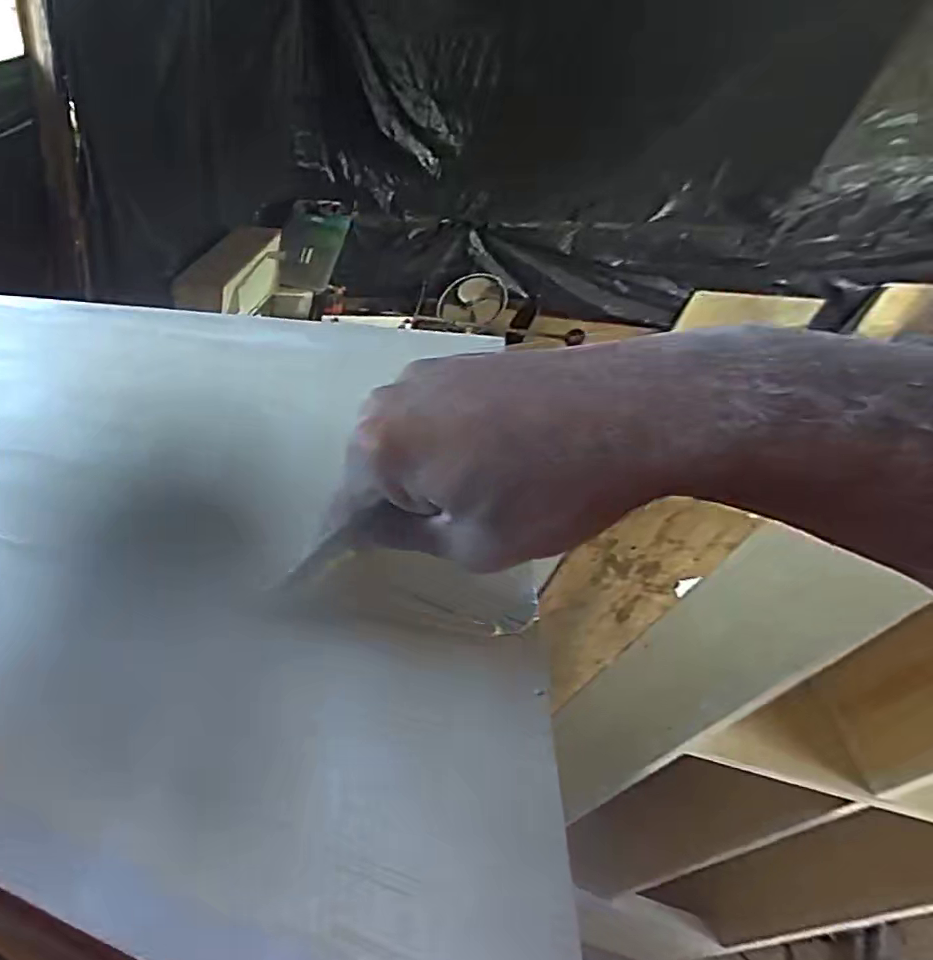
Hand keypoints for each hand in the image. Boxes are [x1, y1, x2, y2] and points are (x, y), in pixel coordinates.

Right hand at [327, 329, 773, 571]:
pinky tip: (496, 446)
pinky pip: (426, 413)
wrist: (660, 407)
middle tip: (450, 517)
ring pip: (396, 439)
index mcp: (375, 449)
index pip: (343, 509)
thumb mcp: (475, 545)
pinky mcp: (455, 361)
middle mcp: (382, 404)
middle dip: (395, 496)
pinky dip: (445, 434)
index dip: (355, 538)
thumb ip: (404, 539)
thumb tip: (370, 530)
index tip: (371, 554)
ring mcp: (419, 376)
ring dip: (421, 464)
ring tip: (481, 479)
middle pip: (368, 469)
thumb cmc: (561, 488)